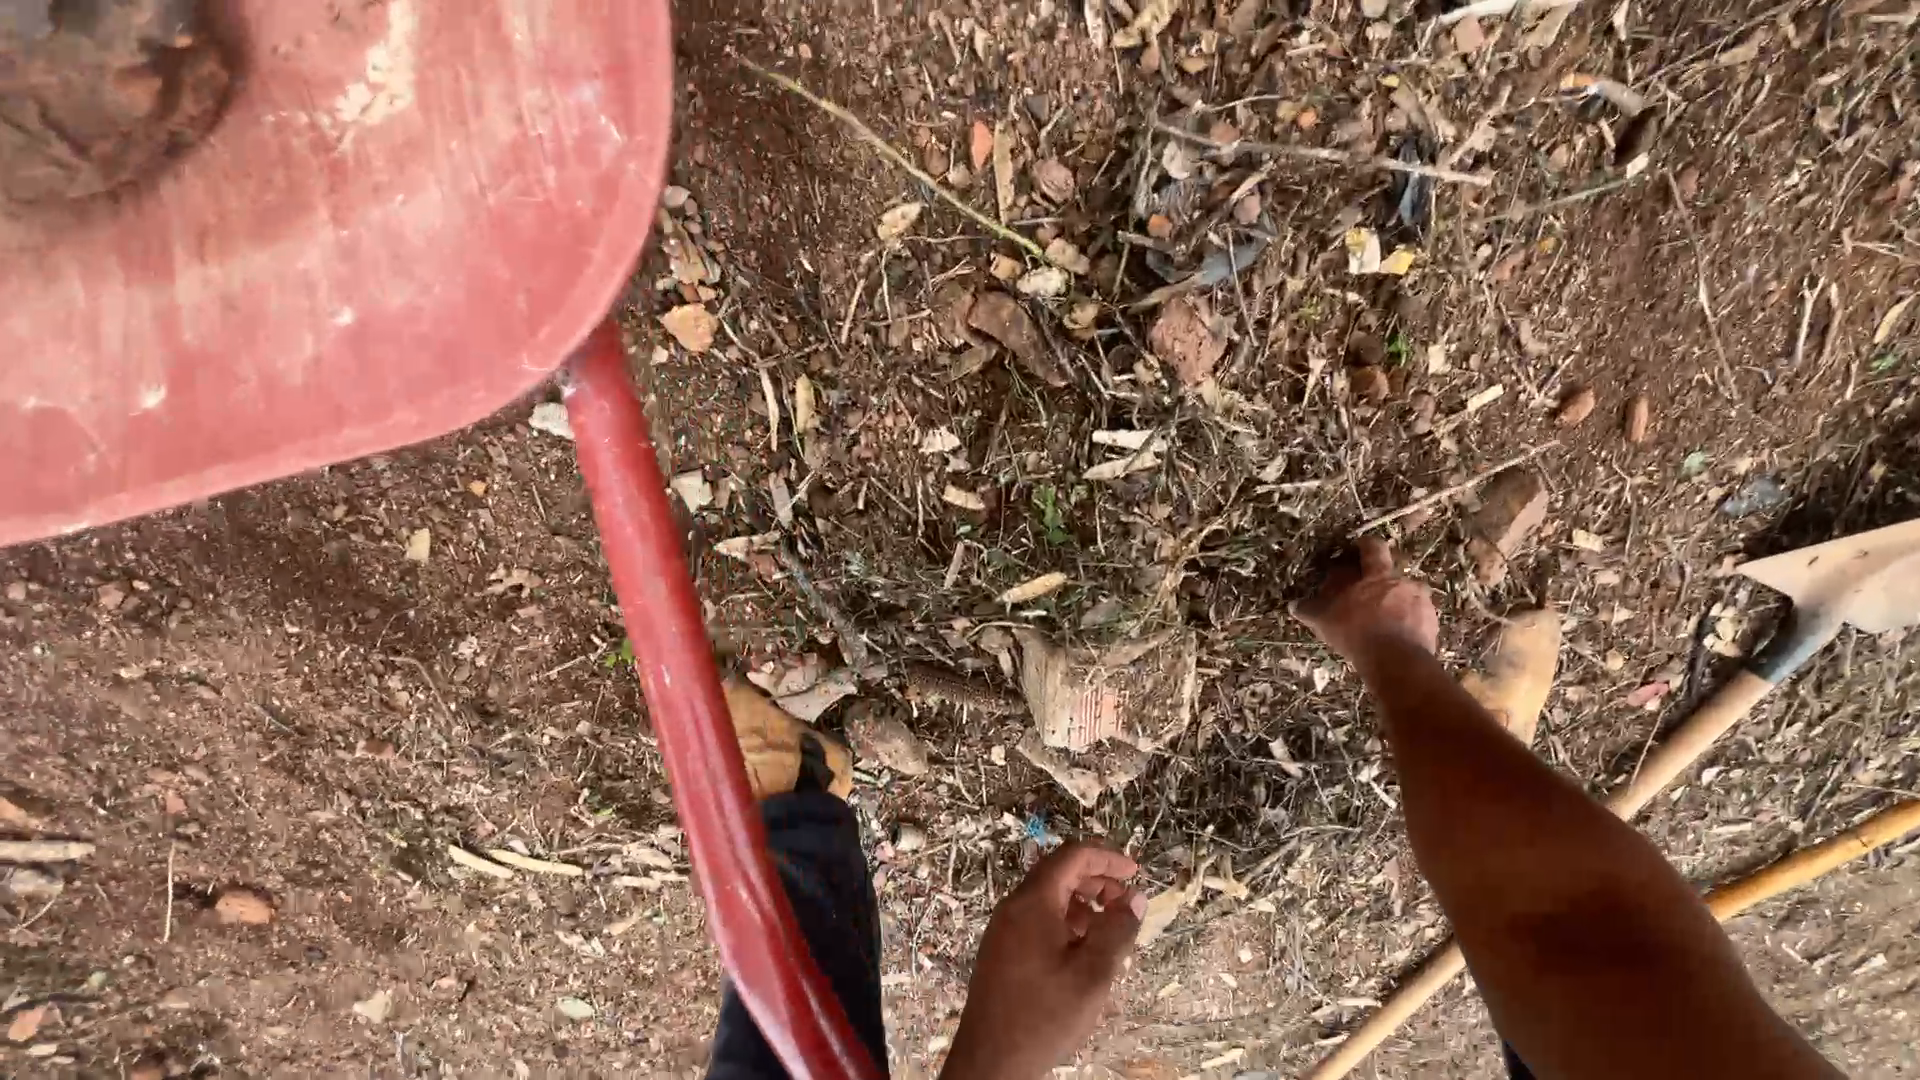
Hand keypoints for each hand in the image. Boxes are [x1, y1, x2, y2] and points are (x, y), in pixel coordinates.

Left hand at [941, 844, 1144, 1079]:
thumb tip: (1134, 899)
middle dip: (1096, 879)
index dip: (1106, 857)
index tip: (1134, 872)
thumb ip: (1117, 931)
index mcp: (1033, 900)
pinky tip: (1081, 949)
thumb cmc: (1044, 1015)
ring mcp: (1004, 926)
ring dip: (1081, 902)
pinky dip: (1064, 920)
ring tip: (1108, 929)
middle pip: (1058, 872)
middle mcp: (1014, 904)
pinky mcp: (1001, 948)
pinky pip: (1036, 917)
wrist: (990, 1061)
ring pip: (1047, 896)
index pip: (1071, 856)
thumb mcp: (1092, 975)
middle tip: (1125, 902)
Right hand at [1292, 537, 1439, 660]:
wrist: (1397, 660)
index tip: (1357, 548)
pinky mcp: (1432, 623)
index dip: (1365, 545)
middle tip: (1365, 594)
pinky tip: (1394, 636)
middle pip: (1391, 573)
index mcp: (1377, 576)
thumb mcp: (1325, 620)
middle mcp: (1403, 583)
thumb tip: (1294, 604)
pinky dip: (1407, 622)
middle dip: (1379, 581)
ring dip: (1395, 603)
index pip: (1374, 548)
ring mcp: (1422, 603)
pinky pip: (1417, 617)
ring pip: (1406, 596)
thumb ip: (1310, 610)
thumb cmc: (1357, 631)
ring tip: (1381, 619)